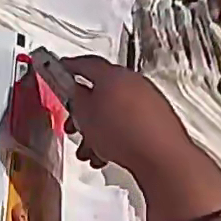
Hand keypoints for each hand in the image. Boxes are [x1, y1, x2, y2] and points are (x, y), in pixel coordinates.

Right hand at [58, 56, 204, 183]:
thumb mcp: (84, 115)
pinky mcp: (157, 118)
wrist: (160, 156)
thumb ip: (75, 98)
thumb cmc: (125, 134)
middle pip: (100, 90)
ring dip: (98, 127)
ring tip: (90, 148)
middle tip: (73, 121)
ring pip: (113, 109)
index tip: (61, 68)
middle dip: (83, 110)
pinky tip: (107, 153)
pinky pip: (129, 121)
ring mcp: (148, 99)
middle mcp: (133, 82)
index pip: (85, 64)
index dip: (69, 67)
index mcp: (113, 75)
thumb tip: (73, 92)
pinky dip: (115, 133)